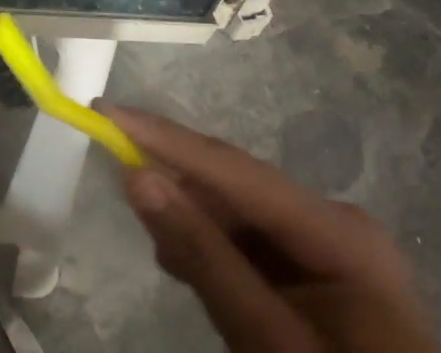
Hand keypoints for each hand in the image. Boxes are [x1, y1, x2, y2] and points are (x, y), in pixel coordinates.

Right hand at [96, 102, 439, 352]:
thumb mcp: (267, 338)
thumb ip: (203, 256)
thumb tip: (137, 176)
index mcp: (338, 231)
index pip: (233, 168)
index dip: (163, 137)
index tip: (102, 111)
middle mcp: (337, 223)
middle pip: (237, 186)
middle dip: (177, 184)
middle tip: (120, 188)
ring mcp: (332, 249)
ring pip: (239, 215)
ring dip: (194, 225)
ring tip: (167, 258)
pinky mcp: (321, 274)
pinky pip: (252, 242)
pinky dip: (215, 250)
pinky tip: (194, 270)